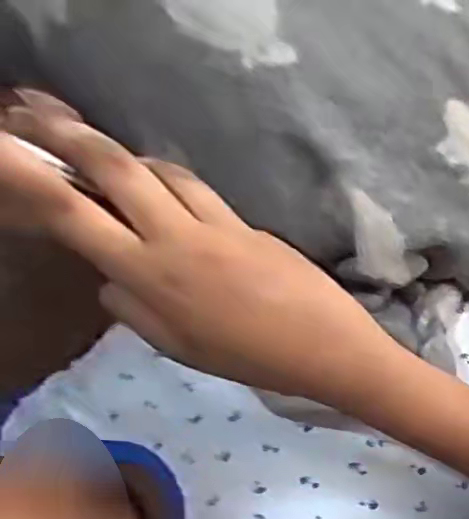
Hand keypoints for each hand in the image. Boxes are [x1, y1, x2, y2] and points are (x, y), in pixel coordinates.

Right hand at [0, 96, 397, 400]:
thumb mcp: (179, 346)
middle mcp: (182, 240)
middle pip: (114, 165)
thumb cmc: (261, 361)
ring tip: (121, 162)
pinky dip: (194, 198)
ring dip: (137, 160)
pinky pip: (219, 205)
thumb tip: (112, 276)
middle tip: (38, 116)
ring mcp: (231, 233)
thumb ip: (132, 307)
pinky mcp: (269, 237)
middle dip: (66, 132)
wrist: (345, 356)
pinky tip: (194, 210)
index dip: (17, 165)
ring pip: (170, 173)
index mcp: (147, 271)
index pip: (63, 204)